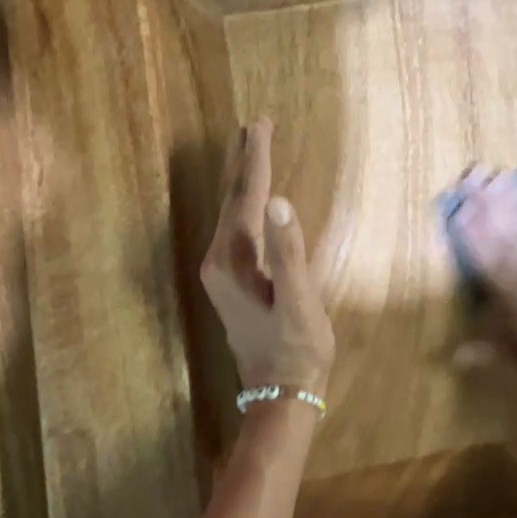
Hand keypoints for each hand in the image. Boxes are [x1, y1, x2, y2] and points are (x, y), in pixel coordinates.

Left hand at [199, 119, 334, 395]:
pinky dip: (246, 205)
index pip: (245, 198)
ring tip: (253, 150)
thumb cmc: (296, 349)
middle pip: (231, 201)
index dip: (256, 160)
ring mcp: (221, 273)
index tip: (261, 123)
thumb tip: (277, 200)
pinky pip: (237, 230)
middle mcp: (217, 262)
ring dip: (243, 181)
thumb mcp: (298, 300)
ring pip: (231, 214)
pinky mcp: (232, 282)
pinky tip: (254, 200)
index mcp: (231, 261)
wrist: (281, 394)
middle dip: (244, 162)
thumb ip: (288, 251)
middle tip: (254, 125)